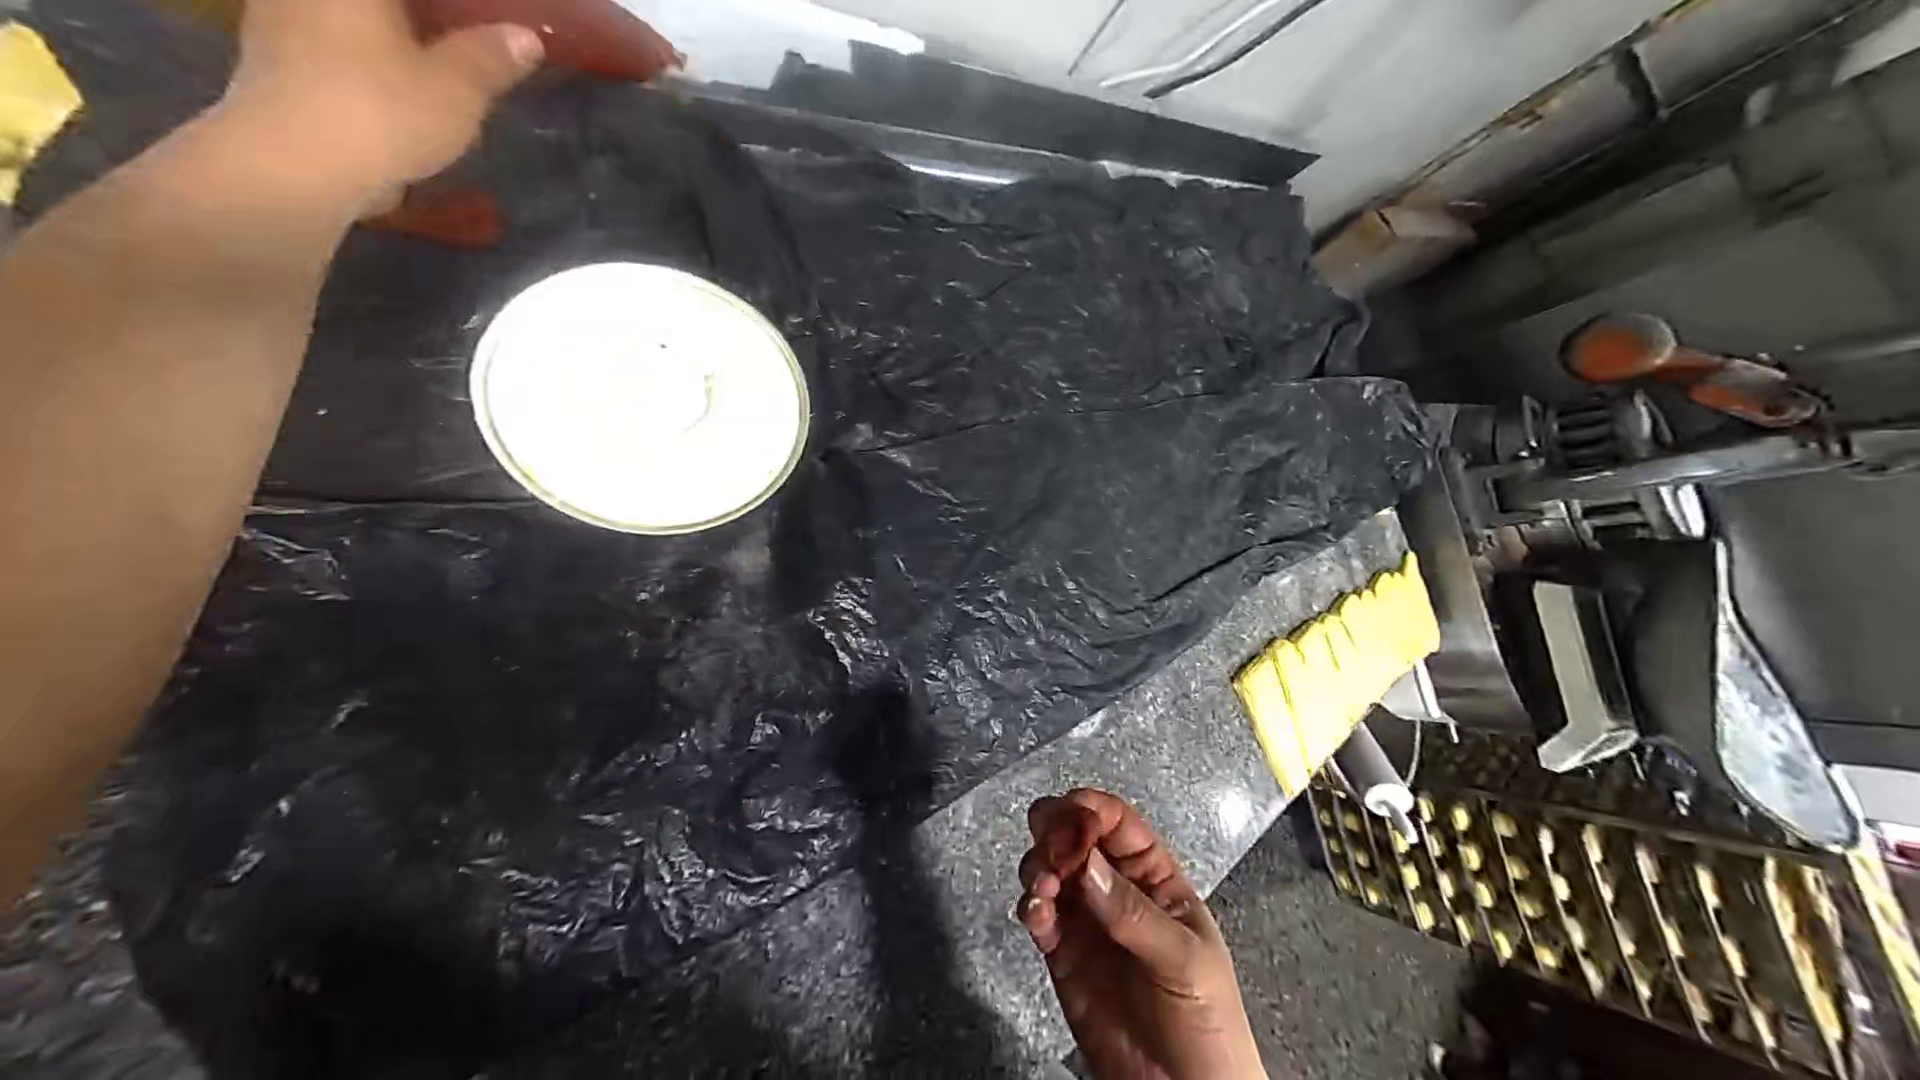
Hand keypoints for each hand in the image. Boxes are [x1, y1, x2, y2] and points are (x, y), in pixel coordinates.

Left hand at [216, 0, 543, 213]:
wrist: (298, 163)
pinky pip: (330, 41)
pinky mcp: (275, 58)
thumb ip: (490, 58)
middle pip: (380, 3)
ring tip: (434, 60)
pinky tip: (392, 84)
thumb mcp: (457, 90)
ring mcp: (280, 16)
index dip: (457, 7)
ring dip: (387, 33)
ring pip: (348, 16)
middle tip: (466, 37)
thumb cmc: (383, 111)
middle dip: (420, 17)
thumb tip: (527, 35)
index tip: (484, 21)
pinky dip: (363, 55)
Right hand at [1019, 789, 1266, 1079]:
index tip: (1071, 816)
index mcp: (1154, 876)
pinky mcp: (1062, 953)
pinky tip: (1037, 914)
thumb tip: (1087, 863)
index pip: (1118, 822)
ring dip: (1038, 866)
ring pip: (1050, 868)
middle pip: (1075, 835)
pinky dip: (1030, 906)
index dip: (1092, 810)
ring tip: (1044, 888)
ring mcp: (1086, 919)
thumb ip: (1134, 912)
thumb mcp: (1184, 960)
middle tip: (1049, 848)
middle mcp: (1115, 887)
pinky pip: (1038, 915)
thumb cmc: (1205, 1021)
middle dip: (1056, 831)